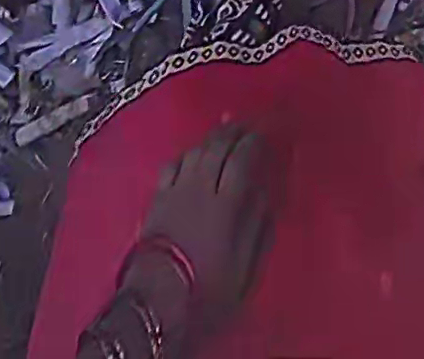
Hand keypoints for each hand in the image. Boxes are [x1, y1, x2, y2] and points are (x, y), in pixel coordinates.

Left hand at [127, 126, 272, 348]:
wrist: (156, 300)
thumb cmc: (206, 290)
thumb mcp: (245, 271)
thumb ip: (258, 230)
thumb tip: (268, 197)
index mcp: (226, 203)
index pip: (242, 160)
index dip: (254, 143)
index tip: (264, 134)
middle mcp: (201, 186)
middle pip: (218, 147)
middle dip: (234, 131)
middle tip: (246, 123)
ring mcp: (176, 188)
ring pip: (195, 150)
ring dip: (211, 137)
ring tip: (223, 129)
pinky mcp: (157, 195)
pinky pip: (173, 163)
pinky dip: (187, 153)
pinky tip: (192, 152)